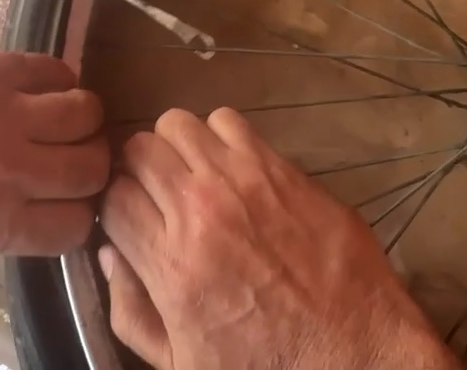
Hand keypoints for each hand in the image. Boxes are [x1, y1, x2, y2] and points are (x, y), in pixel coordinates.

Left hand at [0, 44, 108, 257]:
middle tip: (67, 155)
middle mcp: (7, 168)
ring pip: (83, 109)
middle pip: (93, 164)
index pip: (76, 223)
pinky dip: (55, 78)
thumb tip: (22, 200)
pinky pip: (49, 66)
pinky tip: (36, 85)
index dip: (74, 212)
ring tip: (54, 115)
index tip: (64, 201)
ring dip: (77, 116)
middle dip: (86, 163)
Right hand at [99, 108, 459, 369]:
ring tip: (192, 175)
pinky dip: (218, 136)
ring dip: (176, 148)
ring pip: (178, 124)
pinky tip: (230, 165)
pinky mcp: (279, 166)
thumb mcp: (181, 365)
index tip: (129, 218)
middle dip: (139, 171)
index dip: (114, 206)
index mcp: (171, 263)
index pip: (113, 196)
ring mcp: (242, 179)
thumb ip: (132, 311)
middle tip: (158, 194)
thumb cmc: (264, 368)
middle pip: (138, 150)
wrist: (357, 357)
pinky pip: (228, 120)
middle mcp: (200, 209)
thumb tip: (109, 253)